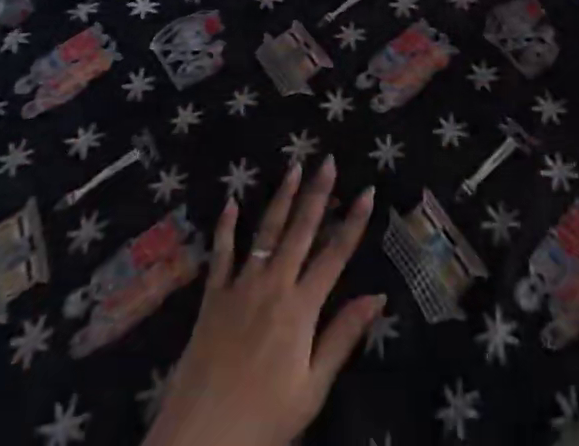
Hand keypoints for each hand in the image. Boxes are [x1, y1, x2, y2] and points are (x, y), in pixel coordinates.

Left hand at [143, 157, 385, 445]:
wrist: (200, 438)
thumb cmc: (265, 418)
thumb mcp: (313, 386)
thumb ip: (343, 336)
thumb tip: (377, 296)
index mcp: (301, 308)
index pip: (335, 255)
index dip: (353, 222)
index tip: (367, 191)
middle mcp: (272, 286)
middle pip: (300, 231)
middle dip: (318, 194)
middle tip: (329, 161)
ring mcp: (239, 287)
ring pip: (265, 232)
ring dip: (281, 197)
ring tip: (293, 167)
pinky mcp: (212, 297)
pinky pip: (221, 254)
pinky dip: (227, 226)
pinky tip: (232, 202)